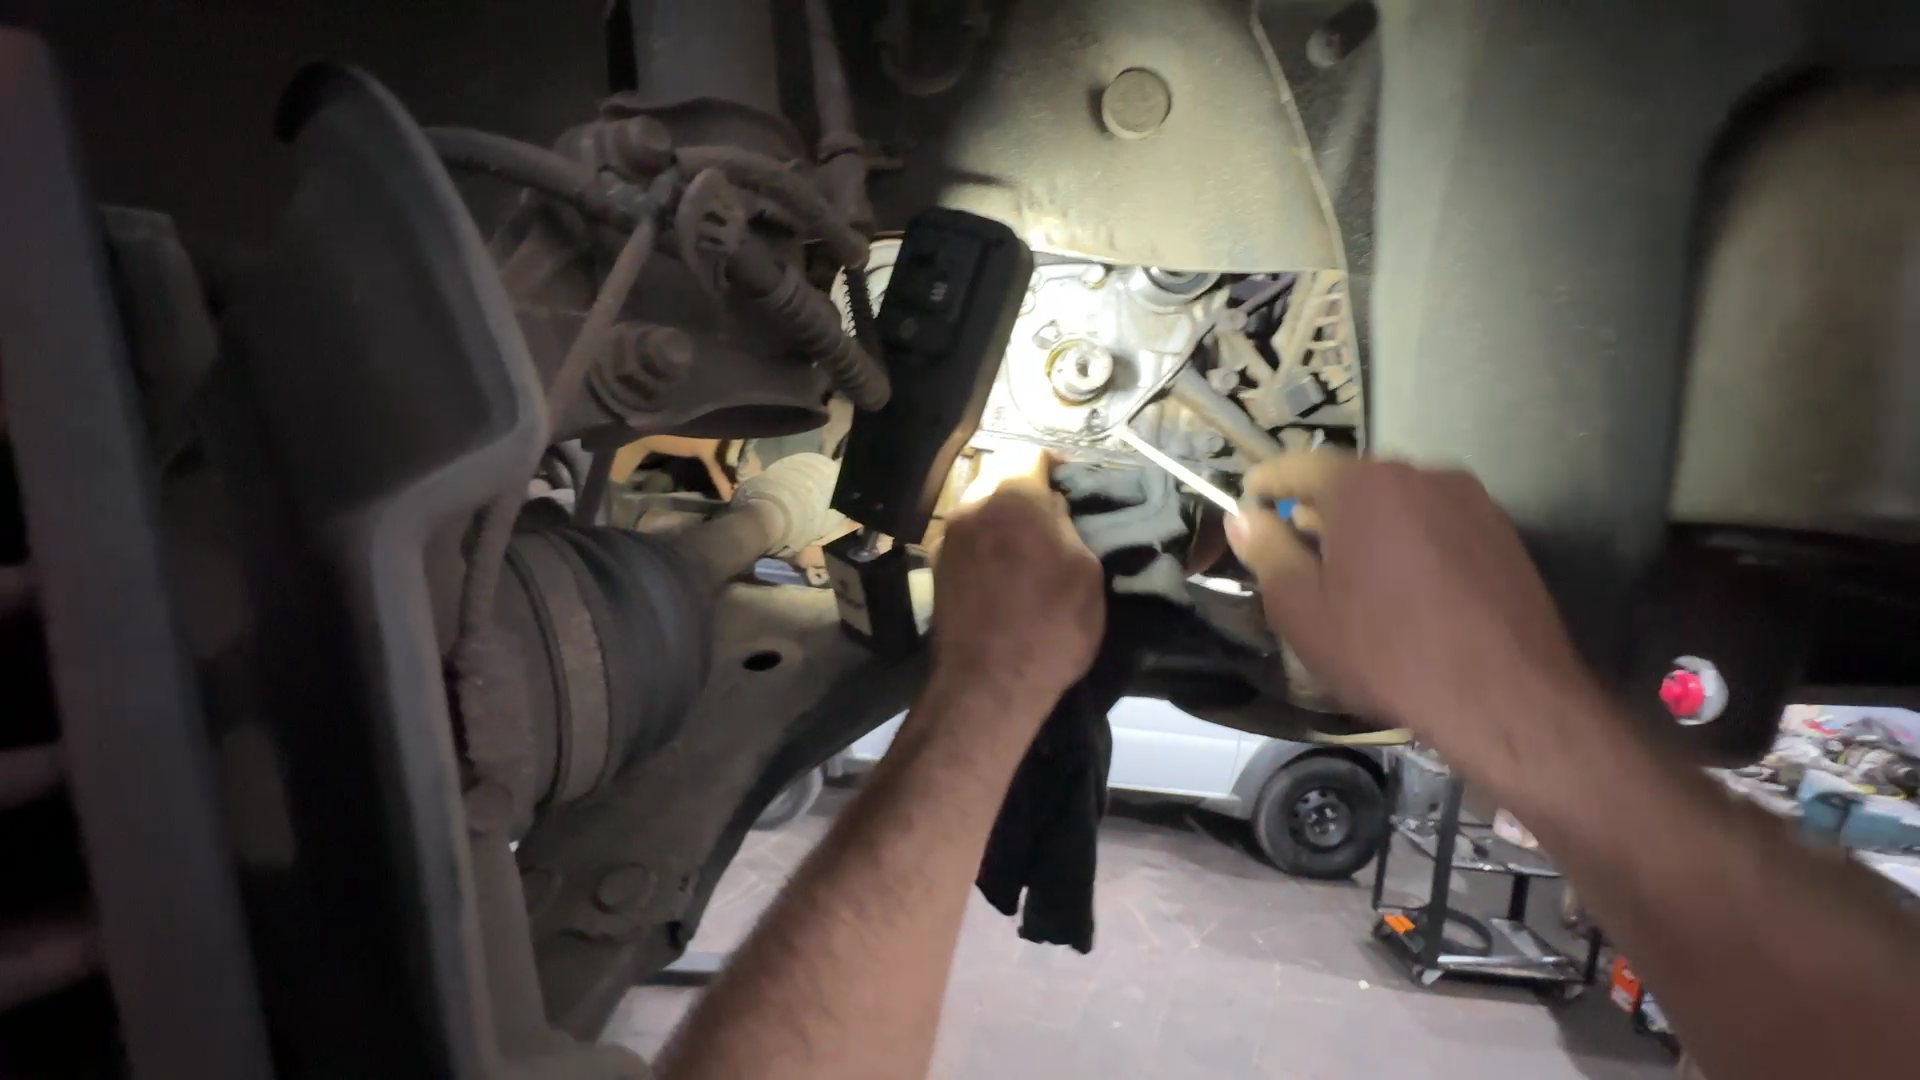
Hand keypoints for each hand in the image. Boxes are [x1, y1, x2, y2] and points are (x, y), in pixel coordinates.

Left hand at [931, 449, 1104, 722]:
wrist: (987, 684)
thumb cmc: (1051, 624)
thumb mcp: (1086, 570)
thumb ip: (1067, 526)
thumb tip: (1051, 508)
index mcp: (1011, 496)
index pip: (1029, 452)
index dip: (1055, 464)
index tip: (1073, 487)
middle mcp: (970, 505)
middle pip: (999, 475)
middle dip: (1026, 488)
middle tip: (1054, 518)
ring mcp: (947, 537)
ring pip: (979, 506)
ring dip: (1004, 516)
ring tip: (1030, 547)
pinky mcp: (936, 567)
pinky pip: (967, 537)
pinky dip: (986, 541)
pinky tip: (1004, 571)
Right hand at [1225, 454, 1599, 782]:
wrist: (1508, 700)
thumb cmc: (1386, 651)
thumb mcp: (1301, 607)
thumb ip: (1266, 551)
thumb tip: (1243, 517)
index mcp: (1365, 486)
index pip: (1301, 464)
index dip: (1267, 481)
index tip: (1247, 497)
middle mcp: (1422, 476)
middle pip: (1351, 480)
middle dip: (1317, 507)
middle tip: (1292, 544)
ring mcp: (1470, 502)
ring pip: (1395, 502)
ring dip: (1362, 525)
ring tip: (1344, 571)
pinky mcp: (1502, 534)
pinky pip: (1432, 522)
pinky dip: (1403, 540)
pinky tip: (1397, 587)